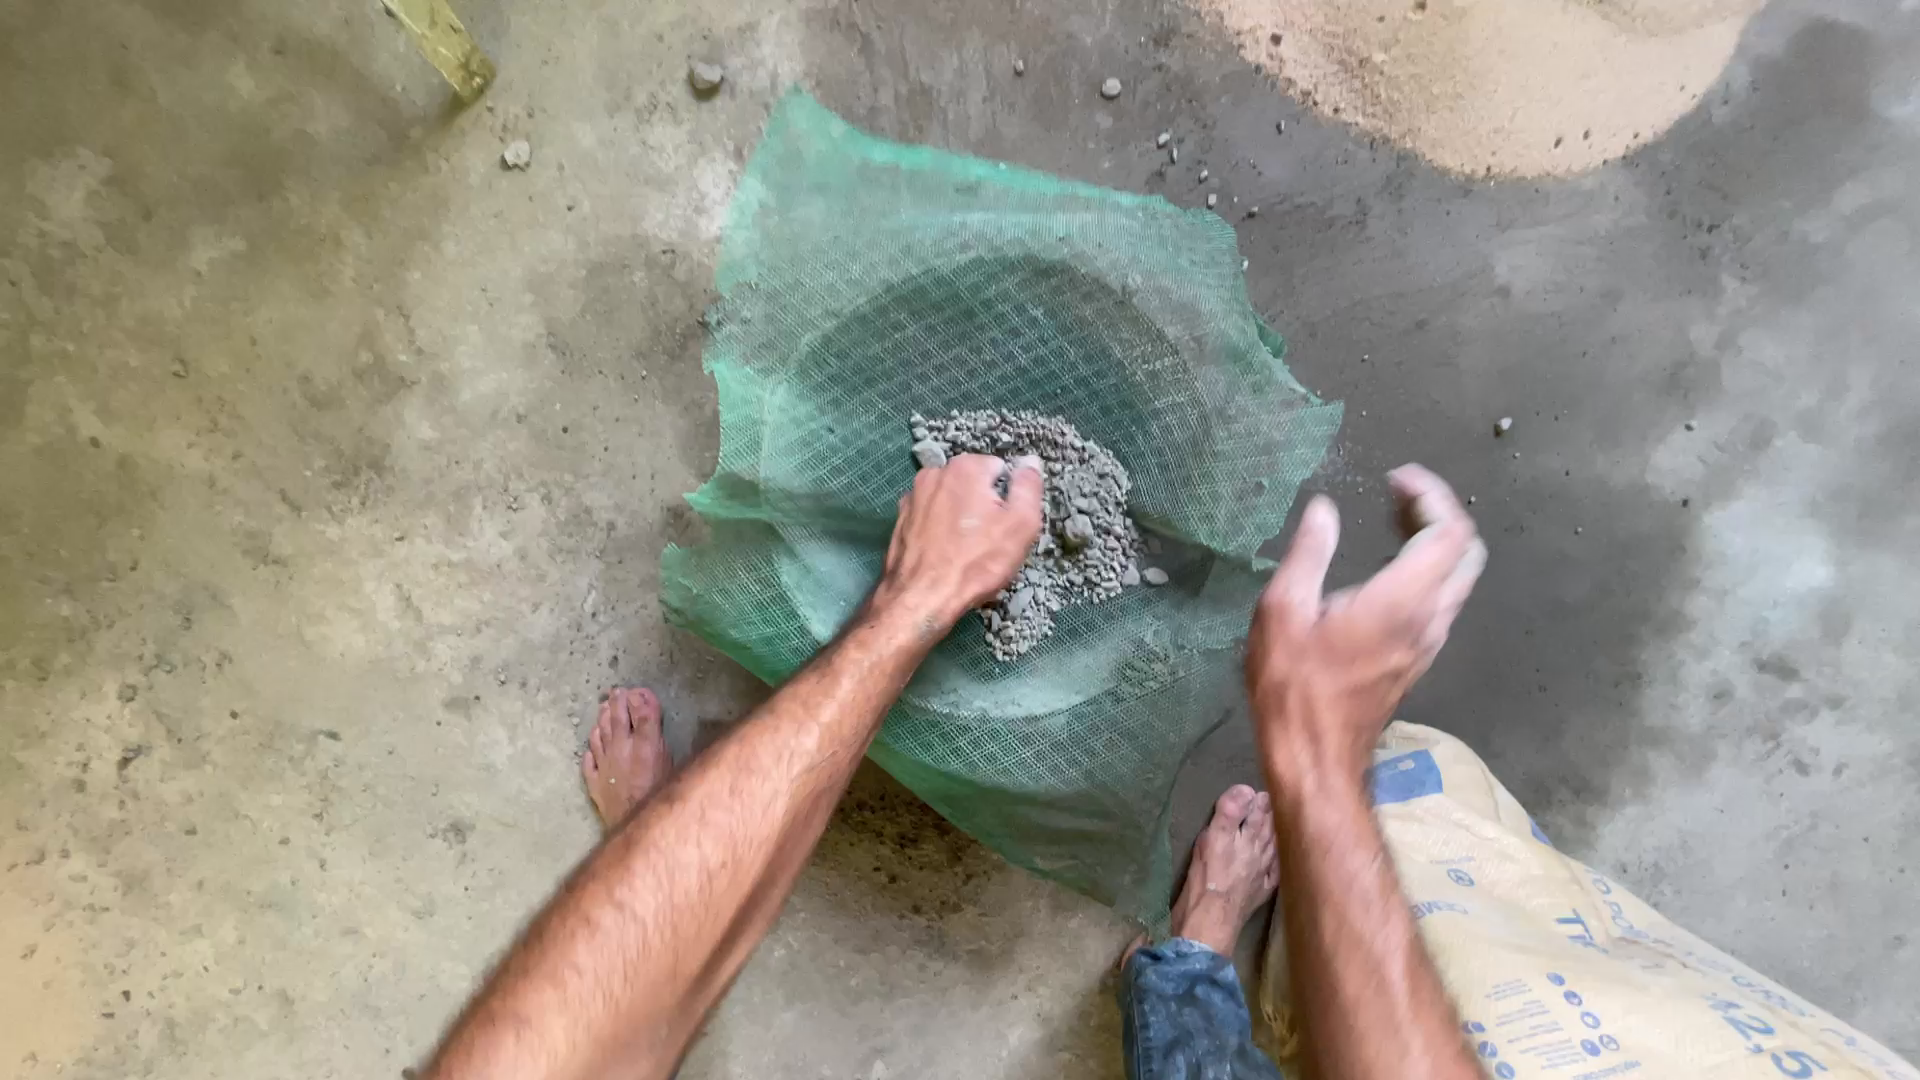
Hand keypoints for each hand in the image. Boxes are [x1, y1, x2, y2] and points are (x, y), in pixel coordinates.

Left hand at [875, 453, 1044, 628]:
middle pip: (973, 485)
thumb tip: (1030, 461)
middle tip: (988, 541)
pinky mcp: (901, 520)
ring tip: (965, 551)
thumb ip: (1029, 486)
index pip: (1000, 470)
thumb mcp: (1021, 524)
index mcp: (965, 467)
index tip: (1006, 525)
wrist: (921, 598)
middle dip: (983, 507)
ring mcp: (913, 496)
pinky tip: (944, 554)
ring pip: (950, 502)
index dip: (1008, 499)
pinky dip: (939, 530)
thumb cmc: (977, 561)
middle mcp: (935, 473)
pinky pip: (930, 518)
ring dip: (960, 518)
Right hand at [1246, 464, 1485, 785]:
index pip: (1449, 533)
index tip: (1394, 478)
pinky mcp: (1418, 656)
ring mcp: (1429, 640)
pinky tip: (1387, 566)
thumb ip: (1308, 553)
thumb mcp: (1282, 610)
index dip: (1431, 496)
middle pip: (1466, 552)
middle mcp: (1430, 618)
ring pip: (1459, 577)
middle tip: (1395, 495)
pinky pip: (1442, 597)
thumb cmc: (1292, 682)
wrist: (1314, 753)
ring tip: (1390, 520)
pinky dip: (1427, 566)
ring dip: (1436, 539)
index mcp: (1402, 600)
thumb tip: (1324, 510)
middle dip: (1440, 512)